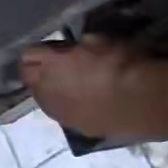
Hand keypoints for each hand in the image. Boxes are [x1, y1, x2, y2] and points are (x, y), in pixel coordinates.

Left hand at [17, 37, 147, 137]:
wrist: (139, 101)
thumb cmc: (120, 62)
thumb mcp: (101, 39)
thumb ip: (81, 44)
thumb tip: (78, 47)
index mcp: (49, 63)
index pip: (28, 54)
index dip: (41, 50)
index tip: (54, 48)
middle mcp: (46, 89)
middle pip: (29, 79)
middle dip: (40, 71)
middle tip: (60, 66)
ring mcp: (58, 112)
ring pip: (44, 99)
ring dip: (53, 90)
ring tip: (75, 86)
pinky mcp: (74, 128)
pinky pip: (64, 113)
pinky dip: (70, 106)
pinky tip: (88, 103)